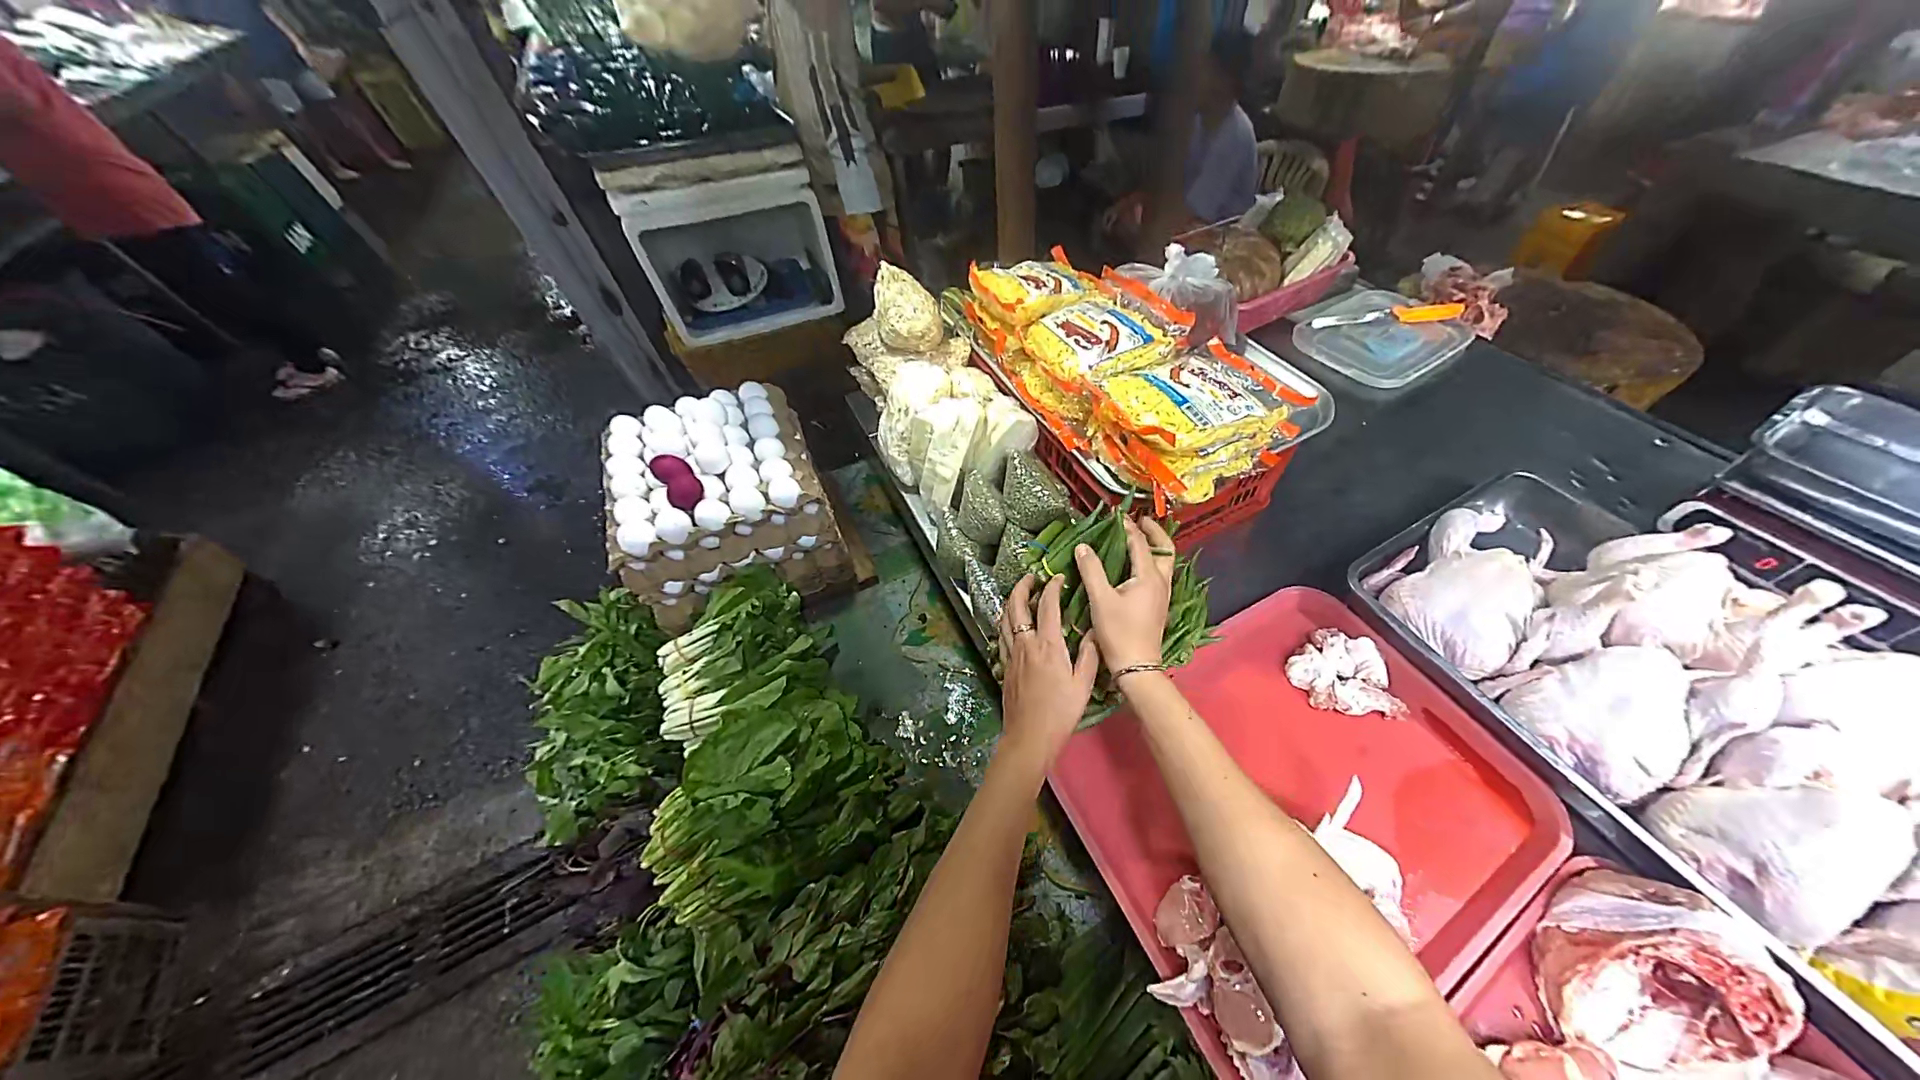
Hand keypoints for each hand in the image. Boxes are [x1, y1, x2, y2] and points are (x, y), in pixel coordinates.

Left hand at [996, 574, 1099, 771]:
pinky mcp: (1004, 666)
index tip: (1058, 578)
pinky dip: (1006, 621)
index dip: (1052, 587)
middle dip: (1023, 586)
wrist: (1029, 736)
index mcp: (1048, 645)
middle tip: (1032, 577)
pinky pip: (1002, 635)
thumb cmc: (1060, 712)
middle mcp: (1025, 644)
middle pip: (1017, 605)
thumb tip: (1094, 630)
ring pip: (1005, 618)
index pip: (1047, 605)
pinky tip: (1011, 623)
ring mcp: (1011, 655)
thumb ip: (1089, 654)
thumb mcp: (1083, 684)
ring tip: (1020, 594)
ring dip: (1012, 601)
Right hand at [1073, 516, 1175, 672]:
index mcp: (1148, 577)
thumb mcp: (1100, 599)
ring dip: (1154, 547)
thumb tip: (1083, 547)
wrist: (1136, 666)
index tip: (1115, 516)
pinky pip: (1160, 574)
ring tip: (1138, 539)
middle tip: (1139, 521)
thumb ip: (1092, 570)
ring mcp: (1162, 595)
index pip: (1140, 543)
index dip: (1127, 527)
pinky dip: (1151, 562)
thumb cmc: (1118, 633)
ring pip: (1165, 562)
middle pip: (1165, 549)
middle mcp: (1161, 583)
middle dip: (1153, 532)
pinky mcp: (1158, 605)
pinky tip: (1135, 567)